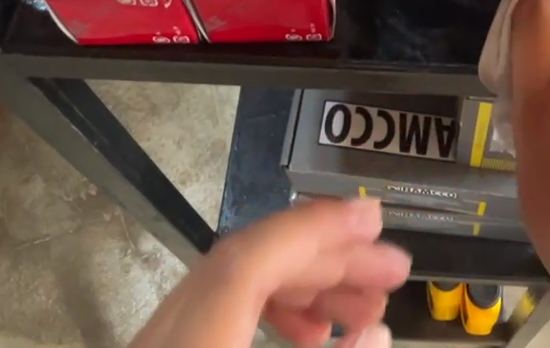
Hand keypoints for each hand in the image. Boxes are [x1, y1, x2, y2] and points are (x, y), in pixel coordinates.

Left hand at [131, 198, 410, 347]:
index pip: (246, 262)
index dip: (312, 228)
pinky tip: (314, 331)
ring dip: (304, 284)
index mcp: (191, 343)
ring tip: (365, 305)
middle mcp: (163, 337)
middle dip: (325, 258)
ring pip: (232, 285)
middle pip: (244, 265)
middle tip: (390, 266)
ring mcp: (159, 342)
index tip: (371, 214)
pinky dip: (270, 308)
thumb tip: (377, 328)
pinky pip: (218, 313)